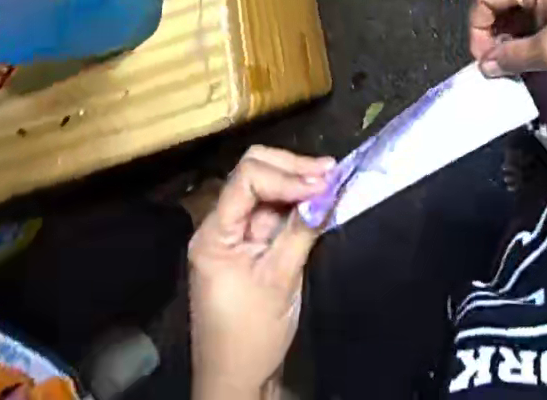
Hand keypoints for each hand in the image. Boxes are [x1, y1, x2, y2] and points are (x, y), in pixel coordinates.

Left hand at [189, 146, 333, 399]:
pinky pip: (278, 205)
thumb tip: (330, 187)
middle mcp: (222, 224)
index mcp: (214, 234)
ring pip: (269, 183)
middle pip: (255, 170)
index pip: (247, 179)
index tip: (323, 182)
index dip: (286, 174)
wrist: (238, 380)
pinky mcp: (256, 240)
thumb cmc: (250, 334)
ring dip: (300, 178)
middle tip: (331, 173)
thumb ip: (303, 228)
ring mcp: (239, 231)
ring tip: (332, 180)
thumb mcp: (280, 278)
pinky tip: (322, 195)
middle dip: (293, 167)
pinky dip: (301, 196)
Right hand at [468, 0, 546, 78]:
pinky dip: (524, 31)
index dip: (477, 28)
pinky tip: (529, 55)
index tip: (486, 61)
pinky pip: (532, 10)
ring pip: (514, 5)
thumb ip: (514, 56)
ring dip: (507, 33)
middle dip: (489, 30)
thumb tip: (485, 66)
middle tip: (496, 64)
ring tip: (512, 64)